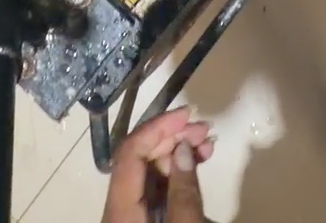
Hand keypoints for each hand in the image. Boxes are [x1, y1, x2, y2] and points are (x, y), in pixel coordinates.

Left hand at [100, 108, 214, 222]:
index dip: (158, 126)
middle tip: (204, 128)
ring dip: (178, 152)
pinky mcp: (143, 220)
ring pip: (151, 171)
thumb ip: (183, 193)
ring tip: (206, 143)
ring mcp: (130, 213)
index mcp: (120, 207)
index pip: (131, 151)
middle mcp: (119, 206)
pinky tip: (198, 163)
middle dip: (173, 136)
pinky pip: (157, 187)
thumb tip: (183, 146)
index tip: (187, 113)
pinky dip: (177, 173)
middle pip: (141, 158)